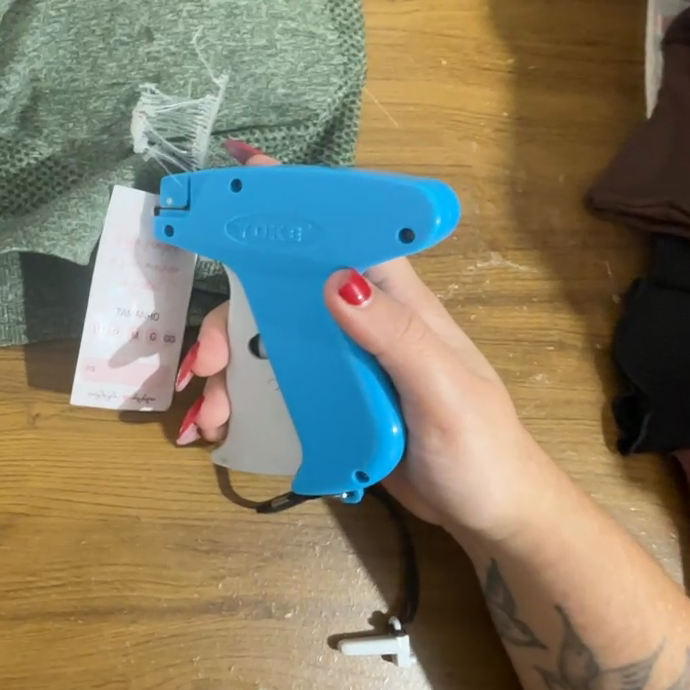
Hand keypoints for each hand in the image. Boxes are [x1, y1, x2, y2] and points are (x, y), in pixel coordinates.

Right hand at [174, 153, 558, 542]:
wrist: (484, 512)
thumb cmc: (480, 448)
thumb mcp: (446, 392)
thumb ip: (396, 338)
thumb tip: (336, 279)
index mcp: (391, 301)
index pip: (338, 235)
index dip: (291, 201)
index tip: (237, 176)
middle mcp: (353, 321)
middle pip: (274, 297)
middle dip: (227, 324)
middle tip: (205, 367)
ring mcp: (333, 360)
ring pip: (260, 343)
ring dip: (225, 372)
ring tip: (211, 415)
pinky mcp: (321, 398)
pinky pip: (266, 386)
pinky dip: (235, 402)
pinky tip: (218, 427)